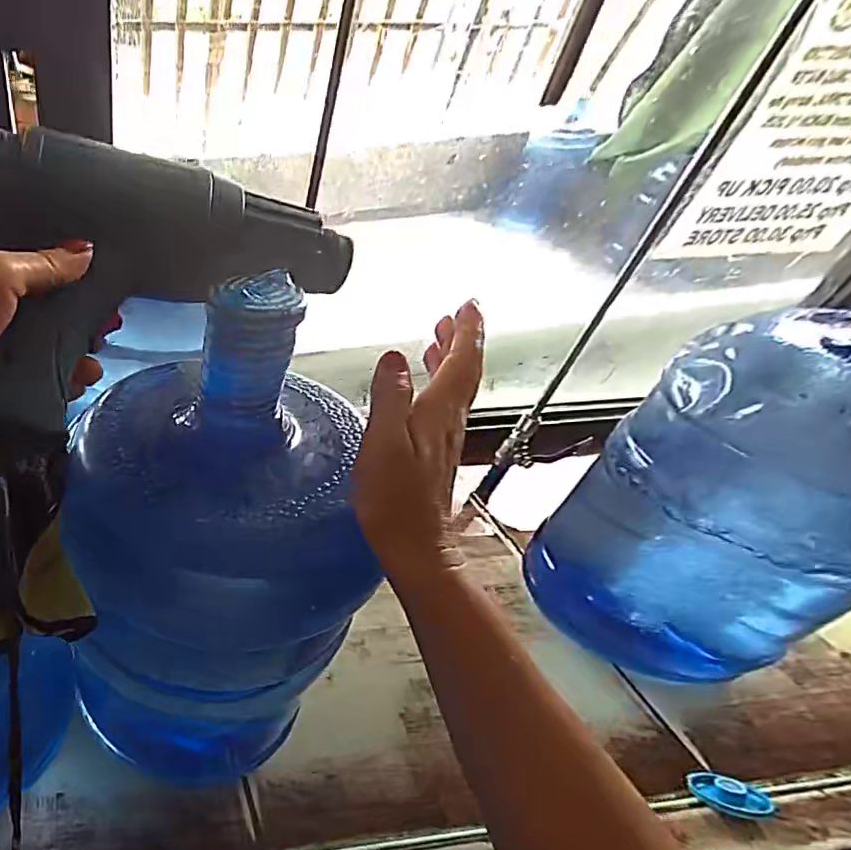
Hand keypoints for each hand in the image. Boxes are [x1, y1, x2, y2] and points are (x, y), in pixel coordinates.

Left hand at [0, 243, 105, 427]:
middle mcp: (1, 318)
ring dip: (78, 361)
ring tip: (92, 368)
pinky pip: (42, 385)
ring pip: (52, 356)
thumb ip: (43, 264)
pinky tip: (76, 387)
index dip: (78, 287)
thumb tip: (87, 252)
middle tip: (105, 335)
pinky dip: (62, 386)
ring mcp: (2, 355)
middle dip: (84, 328)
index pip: (46, 281)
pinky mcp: (4, 387)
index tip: (105, 299)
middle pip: (54, 322)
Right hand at [352, 300, 483, 582]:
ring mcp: (444, 441)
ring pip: (455, 391)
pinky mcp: (435, 457)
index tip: (467, 305)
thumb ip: (388, 397)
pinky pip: (444, 410)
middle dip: (461, 341)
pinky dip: (439, 388)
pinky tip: (423, 392)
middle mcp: (448, 423)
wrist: (413, 544)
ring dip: (450, 363)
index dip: (466, 331)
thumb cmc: (393, 498)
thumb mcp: (382, 442)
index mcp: (437, 413)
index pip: (461, 361)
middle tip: (452, 318)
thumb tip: (393, 358)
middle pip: (463, 373)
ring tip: (437, 343)